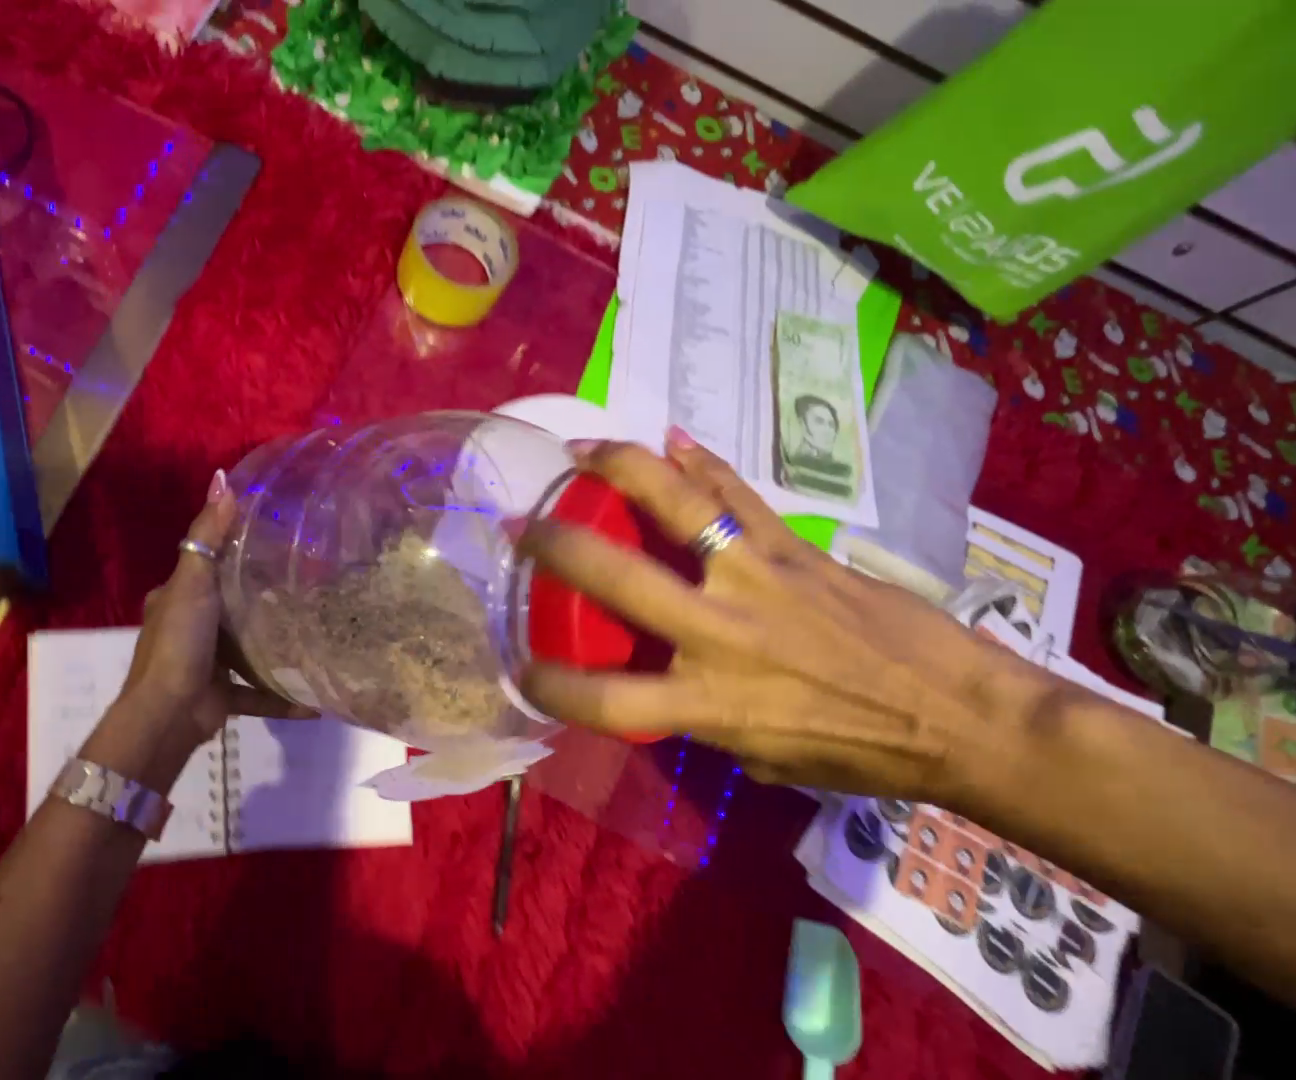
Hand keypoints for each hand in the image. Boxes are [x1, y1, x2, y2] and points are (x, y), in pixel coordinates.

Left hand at [113, 469, 311, 750]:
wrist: (168, 714)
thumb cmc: (179, 641)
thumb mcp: (192, 580)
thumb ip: (209, 535)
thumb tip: (222, 479)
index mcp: (178, 597)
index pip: (207, 563)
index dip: (236, 548)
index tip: (276, 535)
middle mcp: (190, 627)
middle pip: (230, 604)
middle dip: (262, 597)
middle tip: (308, 582)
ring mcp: (206, 663)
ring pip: (245, 648)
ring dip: (273, 644)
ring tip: (314, 630)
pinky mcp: (221, 696)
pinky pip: (256, 693)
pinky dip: (281, 697)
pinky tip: (313, 699)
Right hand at [517, 430, 1058, 808]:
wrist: (964, 718)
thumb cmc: (861, 753)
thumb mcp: (762, 760)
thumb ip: (701, 720)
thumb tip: (669, 691)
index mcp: (712, 705)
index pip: (604, 701)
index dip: (548, 685)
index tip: (519, 667)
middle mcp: (722, 634)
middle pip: (618, 578)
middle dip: (556, 547)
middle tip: (521, 525)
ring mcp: (759, 579)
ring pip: (679, 507)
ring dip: (622, 469)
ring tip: (583, 449)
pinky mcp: (797, 550)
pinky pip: (737, 496)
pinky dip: (700, 463)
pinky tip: (671, 439)